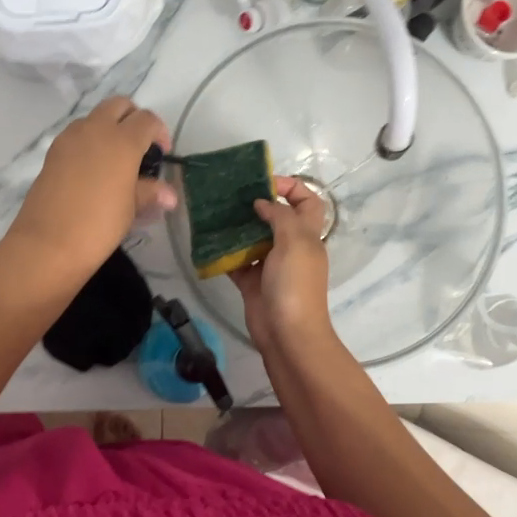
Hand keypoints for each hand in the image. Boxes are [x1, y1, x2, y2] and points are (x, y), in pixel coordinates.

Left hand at [5, 97, 177, 270]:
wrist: (47, 243)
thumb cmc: (98, 225)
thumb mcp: (130, 209)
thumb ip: (149, 193)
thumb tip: (169, 195)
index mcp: (122, 141)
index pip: (147, 120)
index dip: (159, 132)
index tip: (162, 153)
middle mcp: (96, 130)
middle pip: (119, 105)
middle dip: (133, 118)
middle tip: (140, 145)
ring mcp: (70, 138)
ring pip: (95, 117)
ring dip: (109, 127)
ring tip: (115, 159)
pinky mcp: (53, 152)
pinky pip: (76, 134)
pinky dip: (89, 140)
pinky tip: (92, 169)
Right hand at [230, 175, 331, 349]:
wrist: (287, 333)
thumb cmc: (295, 284)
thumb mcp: (294, 241)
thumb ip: (280, 215)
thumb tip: (262, 203)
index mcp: (308, 235)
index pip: (308, 202)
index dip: (293, 188)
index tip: (265, 183)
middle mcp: (290, 248)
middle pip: (277, 218)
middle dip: (258, 205)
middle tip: (232, 196)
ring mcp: (270, 266)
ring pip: (253, 239)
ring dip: (237, 228)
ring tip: (216, 213)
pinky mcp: (252, 282)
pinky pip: (236, 263)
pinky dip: (224, 254)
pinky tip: (208, 243)